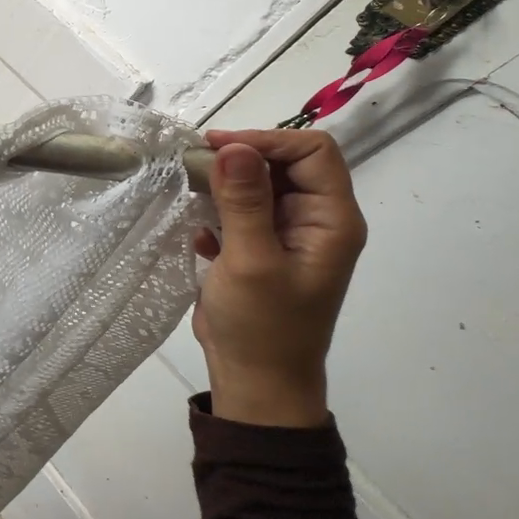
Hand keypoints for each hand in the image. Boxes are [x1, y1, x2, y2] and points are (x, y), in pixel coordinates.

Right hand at [191, 129, 367, 427]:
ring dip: (223, 181)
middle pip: (285, 162)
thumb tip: (233, 147)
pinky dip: (216, 208)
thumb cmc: (262, 323)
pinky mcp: (259, 246)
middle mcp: (315, 220)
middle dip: (240, 156)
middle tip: (192, 165)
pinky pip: (240, 208)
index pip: (313, 152)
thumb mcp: (251, 260)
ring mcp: (287, 234)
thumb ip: (244, 202)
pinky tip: (198, 232)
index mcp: (331, 221)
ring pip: (259, 183)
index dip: (266, 140)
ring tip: (186, 190)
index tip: (214, 148)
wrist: (256, 378)